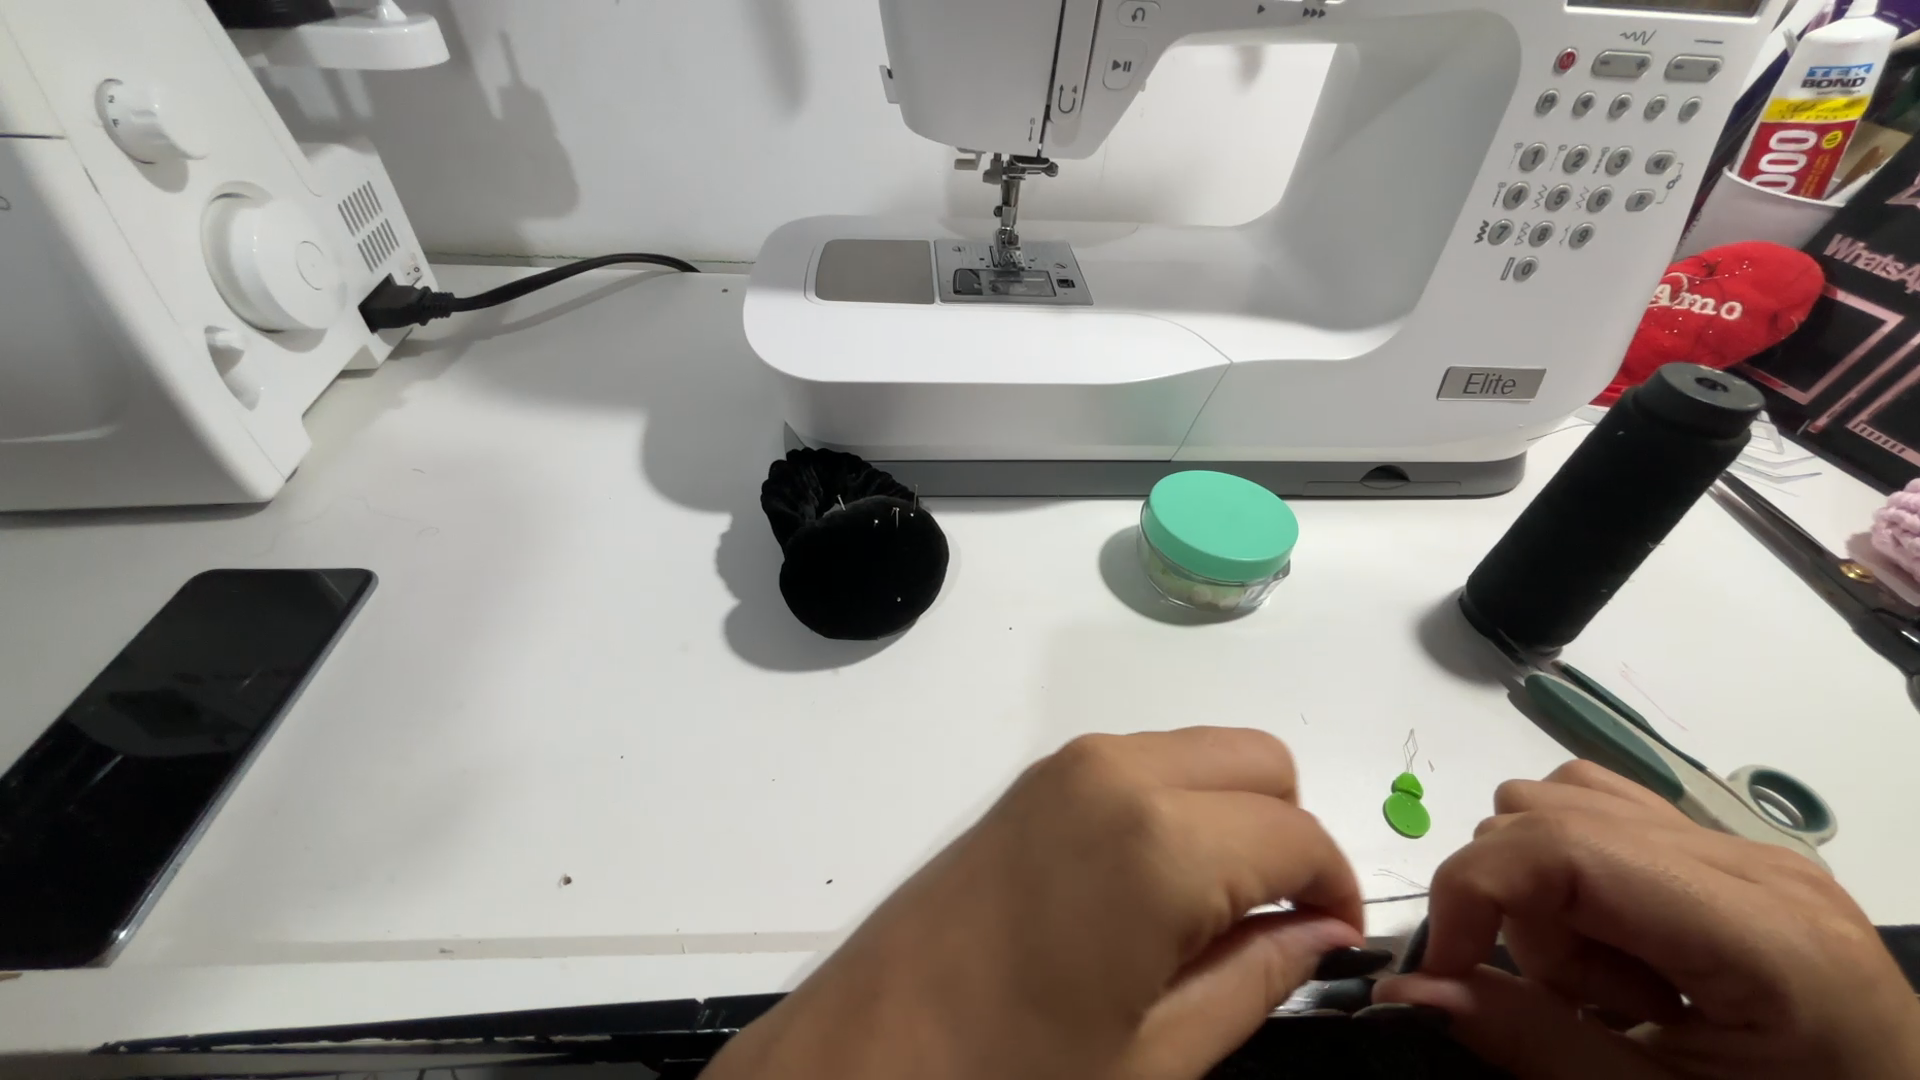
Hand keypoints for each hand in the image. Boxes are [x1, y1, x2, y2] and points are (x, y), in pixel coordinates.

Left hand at [704, 728, 1363, 1079]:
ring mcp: (1069, 762)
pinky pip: (1142, 762)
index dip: (1334, 886)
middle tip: (1273, 918)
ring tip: (1206, 908)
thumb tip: (1321, 931)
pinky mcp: (1037, 774)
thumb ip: (1257, 976)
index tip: (1333, 939)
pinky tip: (1148, 880)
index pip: (1297, 833)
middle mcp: (1117, 770)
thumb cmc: (1016, 1065)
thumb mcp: (1158, 1052)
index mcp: (1159, 839)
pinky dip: (1175, 803)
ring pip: (1200, 752)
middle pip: (1258, 760)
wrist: (870, 1042)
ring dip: (1229, 813)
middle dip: (1286, 831)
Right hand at [1376, 761, 1919, 1078]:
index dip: (1470, 891)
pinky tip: (1610, 932)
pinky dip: (1563, 857)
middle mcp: (1749, 859)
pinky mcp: (1720, 846)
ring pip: (1553, 801)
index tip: (1443, 968)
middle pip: (1542, 821)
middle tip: (1579, 1006)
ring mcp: (1739, 844)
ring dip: (1539, 887)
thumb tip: (1408, 988)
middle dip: (1519, 911)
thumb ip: (1529, 1042)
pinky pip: (1590, 801)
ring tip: (1606, 977)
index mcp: (1761, 930)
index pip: (1557, 847)